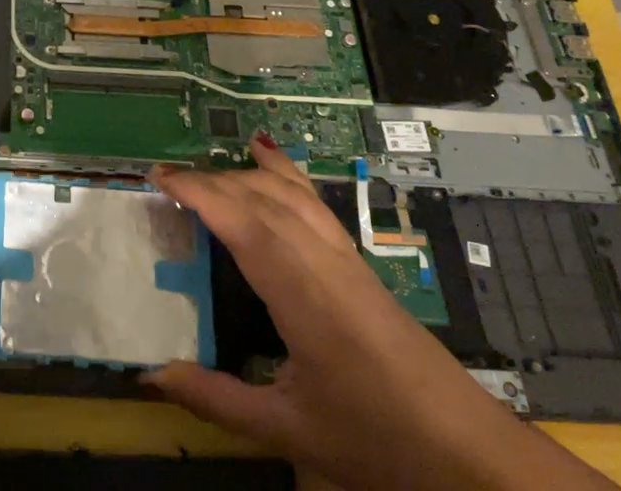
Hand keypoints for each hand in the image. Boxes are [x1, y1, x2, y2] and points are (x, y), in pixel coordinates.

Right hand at [144, 136, 617, 490]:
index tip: (158, 178)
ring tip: (204, 169)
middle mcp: (327, 265)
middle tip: (164, 181)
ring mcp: (349, 262)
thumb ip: (214, 400)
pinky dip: (288, 178)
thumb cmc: (378, 439)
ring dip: (247, 175)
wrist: (470, 454)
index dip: (201, 193)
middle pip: (267, 200)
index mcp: (306, 298)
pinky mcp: (361, 269)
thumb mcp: (287, 430)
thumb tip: (150, 375)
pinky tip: (274, 164)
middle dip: (213, 181)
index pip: (247, 225)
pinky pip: (316, 208)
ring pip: (295, 197)